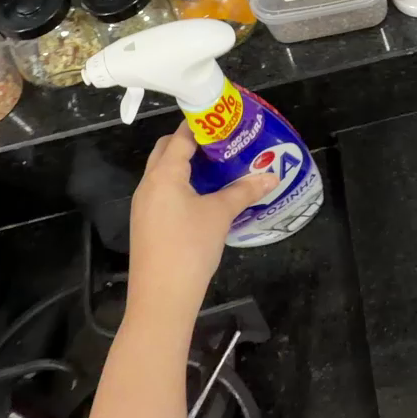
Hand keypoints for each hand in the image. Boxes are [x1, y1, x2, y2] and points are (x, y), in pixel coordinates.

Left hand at [125, 128, 274, 321]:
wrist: (161, 298)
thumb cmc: (190, 247)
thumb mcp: (220, 214)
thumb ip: (245, 191)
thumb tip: (272, 175)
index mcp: (164, 174)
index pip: (180, 137)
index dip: (202, 125)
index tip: (226, 119)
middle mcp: (149, 184)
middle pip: (167, 150)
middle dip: (193, 142)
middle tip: (224, 142)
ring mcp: (144, 205)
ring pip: (164, 172)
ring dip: (188, 164)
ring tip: (220, 165)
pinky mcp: (147, 223)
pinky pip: (164, 191)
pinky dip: (183, 184)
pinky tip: (206, 195)